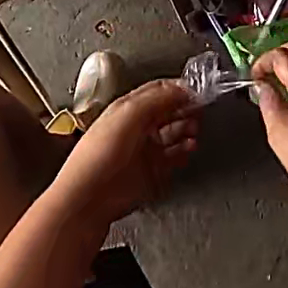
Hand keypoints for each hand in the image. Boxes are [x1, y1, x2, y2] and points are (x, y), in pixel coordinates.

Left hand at [51, 80, 197, 225]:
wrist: (89, 198)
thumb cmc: (98, 156)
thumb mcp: (128, 114)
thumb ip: (157, 98)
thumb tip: (182, 89)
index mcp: (128, 109)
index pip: (158, 91)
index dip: (178, 89)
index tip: (195, 92)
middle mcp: (137, 128)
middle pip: (169, 111)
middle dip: (186, 107)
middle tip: (199, 108)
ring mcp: (145, 150)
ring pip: (175, 132)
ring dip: (188, 127)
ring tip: (195, 128)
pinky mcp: (152, 172)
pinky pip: (176, 157)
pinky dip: (186, 150)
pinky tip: (190, 147)